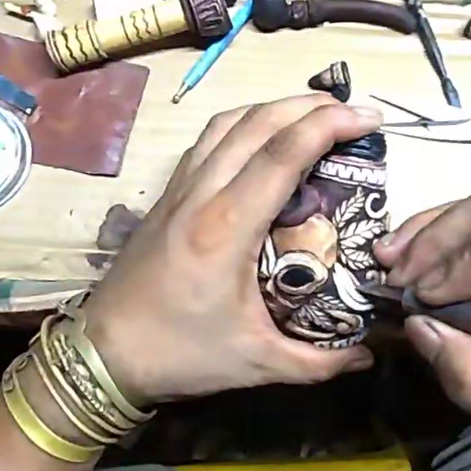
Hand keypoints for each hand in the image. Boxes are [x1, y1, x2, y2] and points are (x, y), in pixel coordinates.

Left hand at [83, 95, 383, 404]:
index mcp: (226, 228)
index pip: (283, 153)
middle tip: (349, 112)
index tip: (367, 119)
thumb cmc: (178, 355)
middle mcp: (200, 196)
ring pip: (225, 125)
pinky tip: (256, 142)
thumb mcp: (256, 364)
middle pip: (256, 123)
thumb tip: (367, 357)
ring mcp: (177, 193)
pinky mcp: (163, 200)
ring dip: (270, 109)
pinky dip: (238, 127)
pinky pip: (204, 144)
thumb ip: (318, 362)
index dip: (329, 125)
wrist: (103, 353)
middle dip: (308, 106)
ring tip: (308, 117)